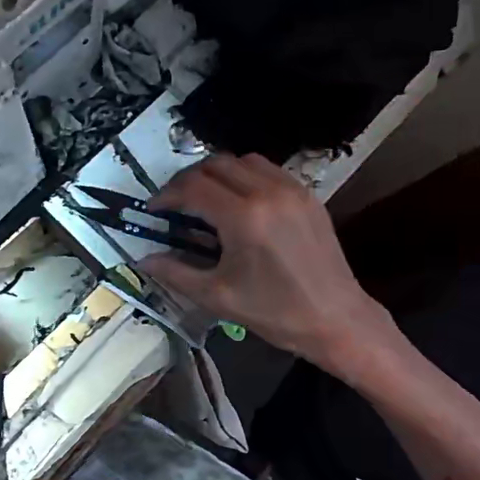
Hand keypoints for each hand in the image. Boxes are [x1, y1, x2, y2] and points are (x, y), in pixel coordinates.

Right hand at [140, 155, 403, 373]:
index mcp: (243, 218)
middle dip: (188, 180)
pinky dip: (245, 176)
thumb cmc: (274, 312)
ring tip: (206, 198)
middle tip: (175, 203)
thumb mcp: (217, 296)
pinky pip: (269, 170)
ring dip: (217, 173)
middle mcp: (267, 192)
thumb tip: (142, 260)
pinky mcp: (307, 196)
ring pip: (243, 160)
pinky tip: (239, 202)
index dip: (166, 195)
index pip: (193, 188)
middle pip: (215, 164)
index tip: (153, 210)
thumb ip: (175, 272)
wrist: (336, 319)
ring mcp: (292, 190)